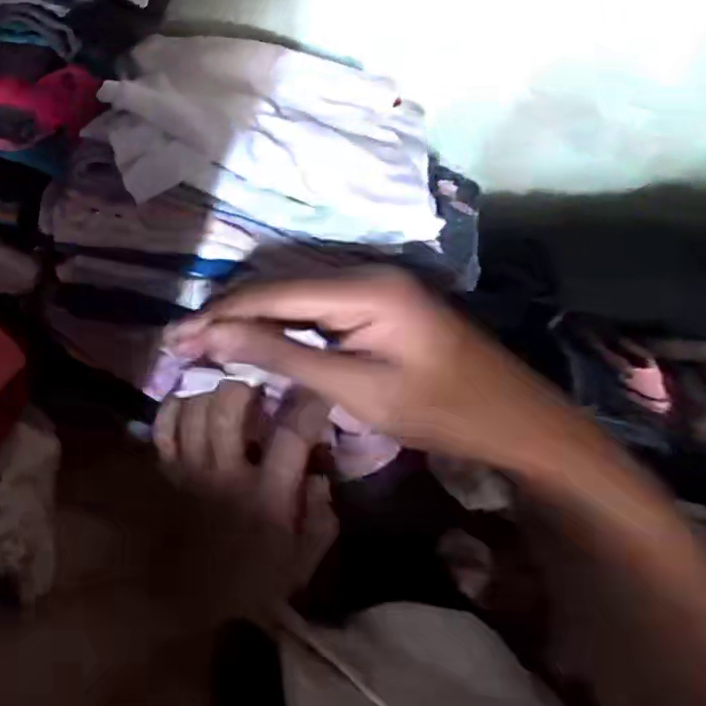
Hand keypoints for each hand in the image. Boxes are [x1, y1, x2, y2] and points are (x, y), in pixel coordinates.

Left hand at [152, 380, 337, 618]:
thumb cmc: (260, 577)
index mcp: (268, 496)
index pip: (289, 439)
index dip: (306, 409)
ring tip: (222, 391)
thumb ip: (320, 512)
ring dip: (208, 394)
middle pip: (227, 411)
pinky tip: (186, 402)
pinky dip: (171, 408)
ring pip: (192, 411)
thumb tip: (321, 472)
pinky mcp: (166, 472)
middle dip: (244, 387)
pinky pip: (161, 429)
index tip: (316, 391)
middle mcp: (225, 473)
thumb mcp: (306, 555)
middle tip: (256, 383)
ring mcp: (189, 469)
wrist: (199, 596)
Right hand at [167, 267, 589, 478]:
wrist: (531, 431)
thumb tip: (209, 335)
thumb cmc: (447, 414)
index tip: (174, 337)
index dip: (216, 315)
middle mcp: (361, 273)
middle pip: (271, 289)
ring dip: (241, 321)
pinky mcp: (369, 303)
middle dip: (221, 317)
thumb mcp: (357, 390)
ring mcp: (367, 286)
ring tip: (198, 343)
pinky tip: (243, 341)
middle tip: (178, 343)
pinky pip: (304, 307)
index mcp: (364, 288)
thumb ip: (279, 356)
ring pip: (283, 297)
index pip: (268, 294)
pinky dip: (269, 325)